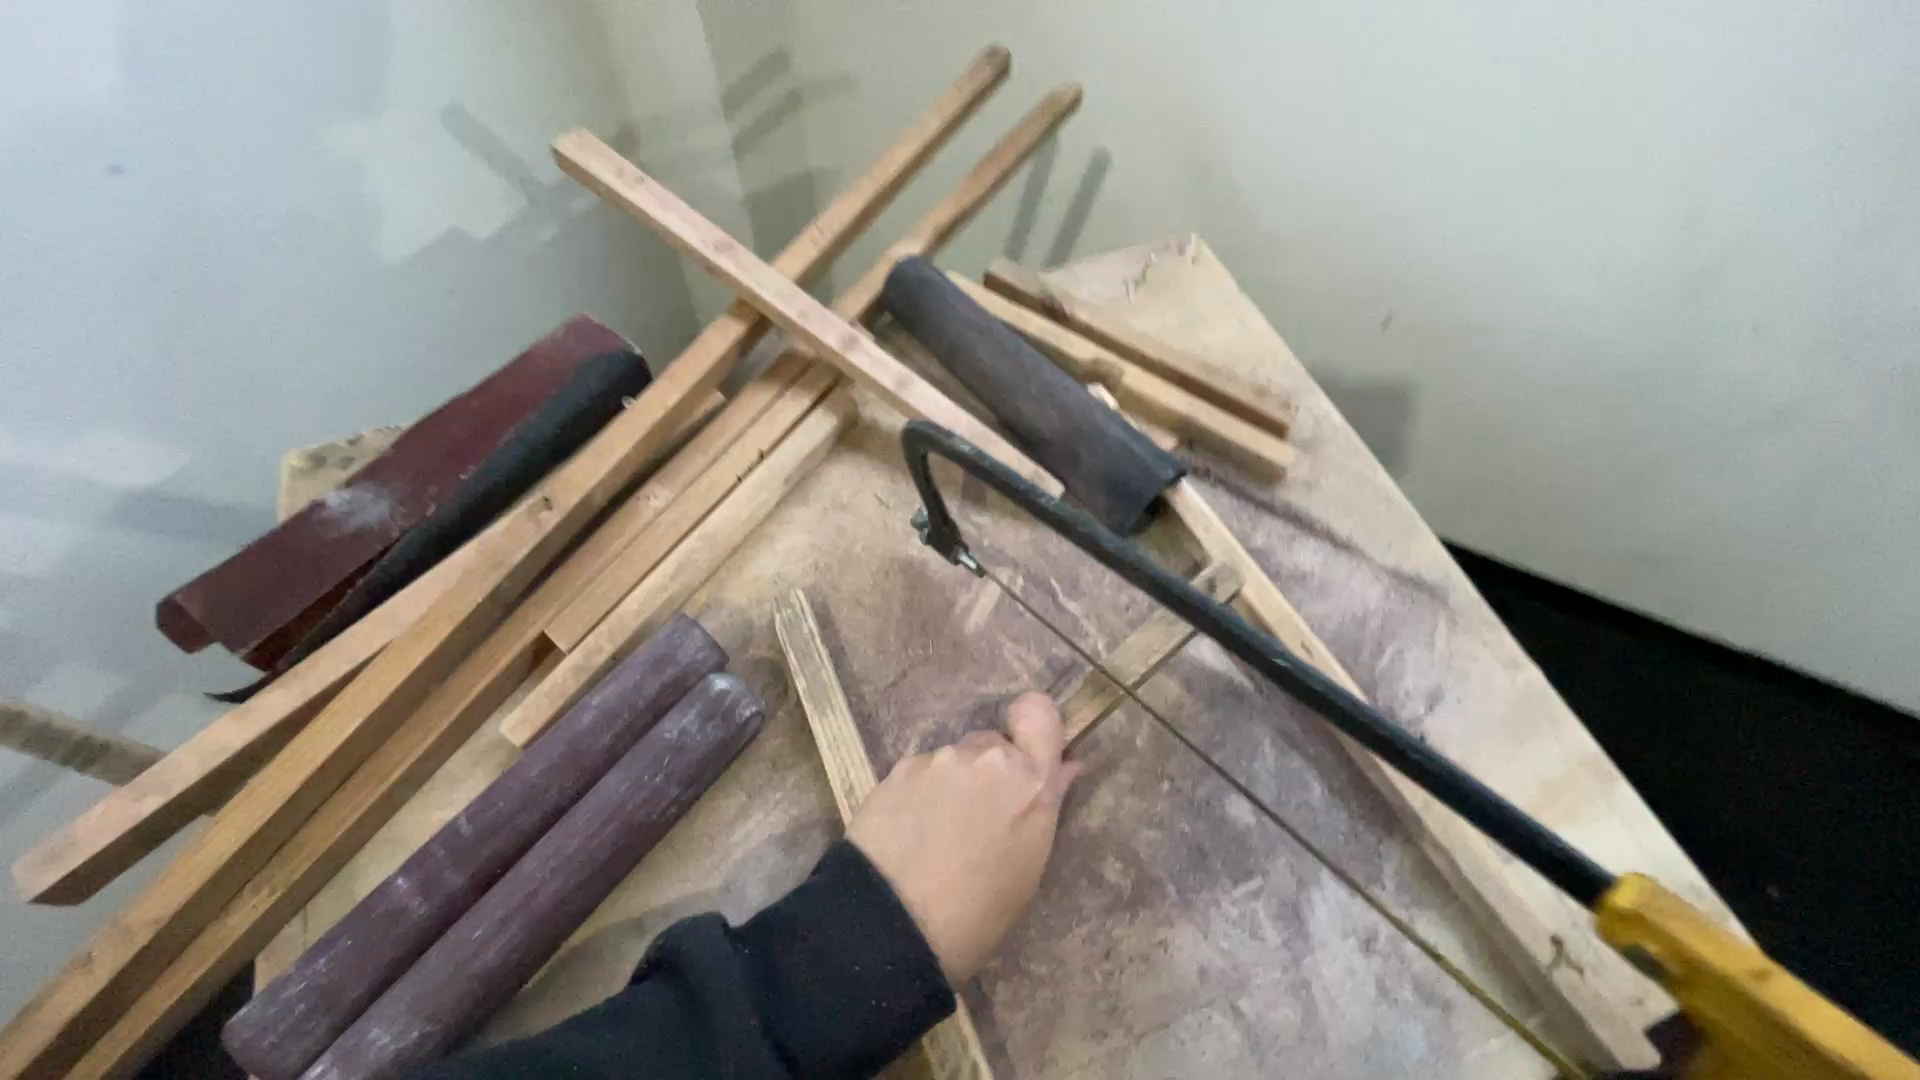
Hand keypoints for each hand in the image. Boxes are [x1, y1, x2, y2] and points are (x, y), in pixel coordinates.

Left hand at [846, 692, 1082, 984]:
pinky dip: (919, 795)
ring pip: (954, 760)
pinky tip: (907, 834)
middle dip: (988, 773)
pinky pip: (920, 773)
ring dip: (952, 785)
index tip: (1024, 755)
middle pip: (992, 745)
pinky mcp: (898, 769)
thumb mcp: (1027, 867)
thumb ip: (1044, 805)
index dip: (1032, 725)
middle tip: (975, 821)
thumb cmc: (977, 914)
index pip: (1039, 713)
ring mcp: (940, 759)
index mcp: (1030, 781)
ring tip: (934, 836)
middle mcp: (987, 757)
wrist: (892, 926)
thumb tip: (1063, 767)